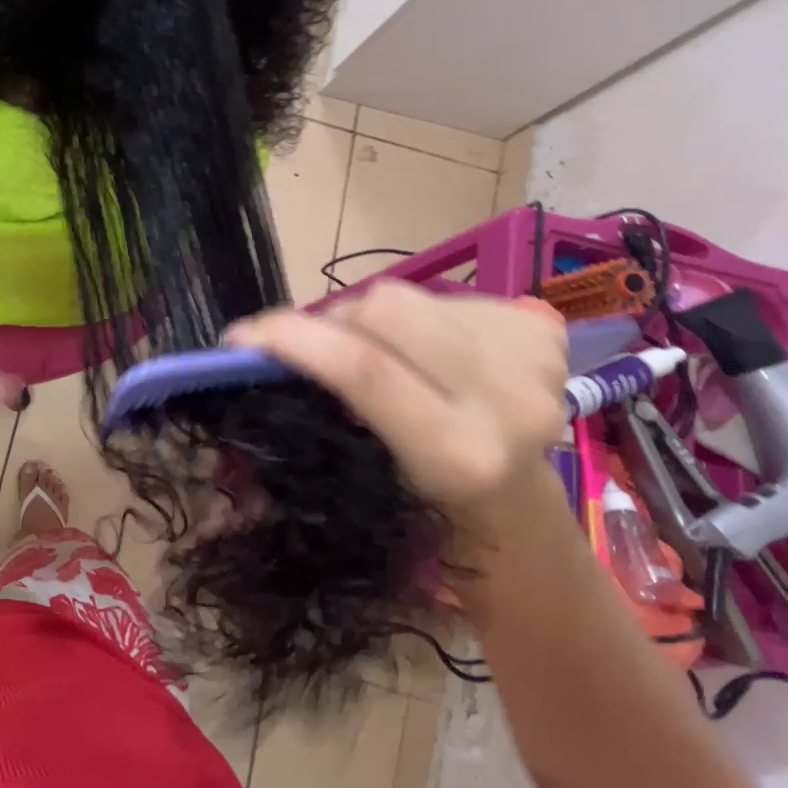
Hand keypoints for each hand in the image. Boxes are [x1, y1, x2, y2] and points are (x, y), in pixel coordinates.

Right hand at [224, 280, 567, 510]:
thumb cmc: (412, 488)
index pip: (363, 368)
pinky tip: (428, 351)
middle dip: (332, 318)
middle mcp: (511, 405)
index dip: (294, 337)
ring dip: (370, 315)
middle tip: (314, 343)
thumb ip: (325, 400)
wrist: (510, 493)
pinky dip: (416, 317)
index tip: (242, 334)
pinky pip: (446, 296)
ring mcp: (537, 362)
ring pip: (410, 294)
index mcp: (456, 452)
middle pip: (387, 309)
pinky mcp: (545, 330)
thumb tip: (259, 344)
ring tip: (376, 349)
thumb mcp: (362, 461)